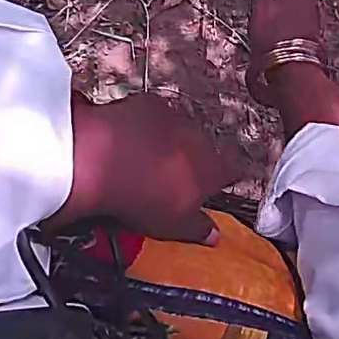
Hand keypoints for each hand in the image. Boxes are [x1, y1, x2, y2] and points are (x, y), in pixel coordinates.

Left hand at [50, 92, 236, 243]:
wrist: (106, 159)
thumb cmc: (142, 193)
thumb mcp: (173, 225)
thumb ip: (197, 228)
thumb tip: (210, 235)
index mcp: (212, 169)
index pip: (232, 170)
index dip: (225, 176)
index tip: (217, 182)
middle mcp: (199, 137)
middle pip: (203, 147)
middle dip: (189, 159)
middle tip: (169, 178)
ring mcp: (173, 117)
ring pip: (177, 129)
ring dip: (165, 142)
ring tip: (142, 161)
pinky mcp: (146, 103)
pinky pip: (149, 115)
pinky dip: (141, 126)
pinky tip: (125, 142)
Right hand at [247, 0, 338, 136]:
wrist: (291, 72)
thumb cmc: (276, 39)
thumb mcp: (259, 8)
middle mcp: (312, 1)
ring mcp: (313, 20)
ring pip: (297, 6)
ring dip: (283, 9)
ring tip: (266, 21)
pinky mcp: (310, 37)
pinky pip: (297, 24)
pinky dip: (286, 25)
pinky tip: (273, 36)